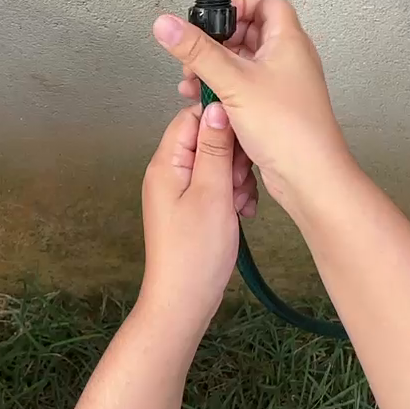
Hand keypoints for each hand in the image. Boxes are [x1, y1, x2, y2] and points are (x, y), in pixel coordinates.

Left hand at [139, 103, 250, 317]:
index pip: (192, 118)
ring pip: (217, 164)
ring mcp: (180, 191)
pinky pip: (217, 187)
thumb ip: (215, 148)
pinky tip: (241, 214)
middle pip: (207, 139)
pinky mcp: (192, 208)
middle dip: (232, 157)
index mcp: (166, 163)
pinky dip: (233, 196)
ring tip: (240, 204)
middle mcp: (169, 172)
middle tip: (238, 184)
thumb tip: (217, 107)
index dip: (221, 124)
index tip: (243, 143)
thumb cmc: (195, 252)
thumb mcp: (212, 193)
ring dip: (236, 179)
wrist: (184, 301)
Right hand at [152, 0, 352, 208]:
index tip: (213, 18)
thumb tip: (168, 25)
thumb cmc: (290, 129)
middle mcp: (288, 58)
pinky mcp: (273, 106)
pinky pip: (244, 87)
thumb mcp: (232, 82)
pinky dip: (223, 89)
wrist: (308, 176)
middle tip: (197, 54)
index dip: (238, 2)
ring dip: (215, 68)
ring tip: (194, 81)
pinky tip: (206, 102)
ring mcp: (281, 83)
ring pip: (243, 61)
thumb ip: (197, 51)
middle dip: (217, 41)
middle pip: (249, 30)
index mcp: (288, 40)